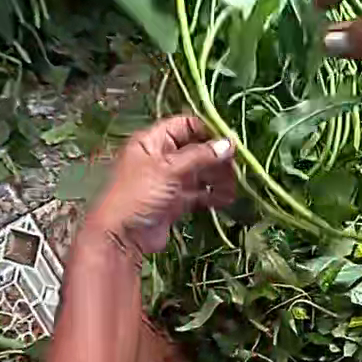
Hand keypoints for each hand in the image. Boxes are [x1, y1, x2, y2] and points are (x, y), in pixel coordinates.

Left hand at [80, 115, 236, 256]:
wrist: (123, 235)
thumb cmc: (139, 195)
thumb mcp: (169, 169)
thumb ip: (200, 155)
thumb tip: (230, 144)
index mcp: (154, 142)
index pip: (186, 125)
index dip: (208, 130)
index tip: (231, 141)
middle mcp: (163, 158)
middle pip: (197, 150)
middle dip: (218, 158)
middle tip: (238, 167)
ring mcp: (170, 181)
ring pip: (201, 173)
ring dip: (219, 178)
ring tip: (234, 186)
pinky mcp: (176, 202)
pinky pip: (200, 194)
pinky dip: (213, 195)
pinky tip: (227, 199)